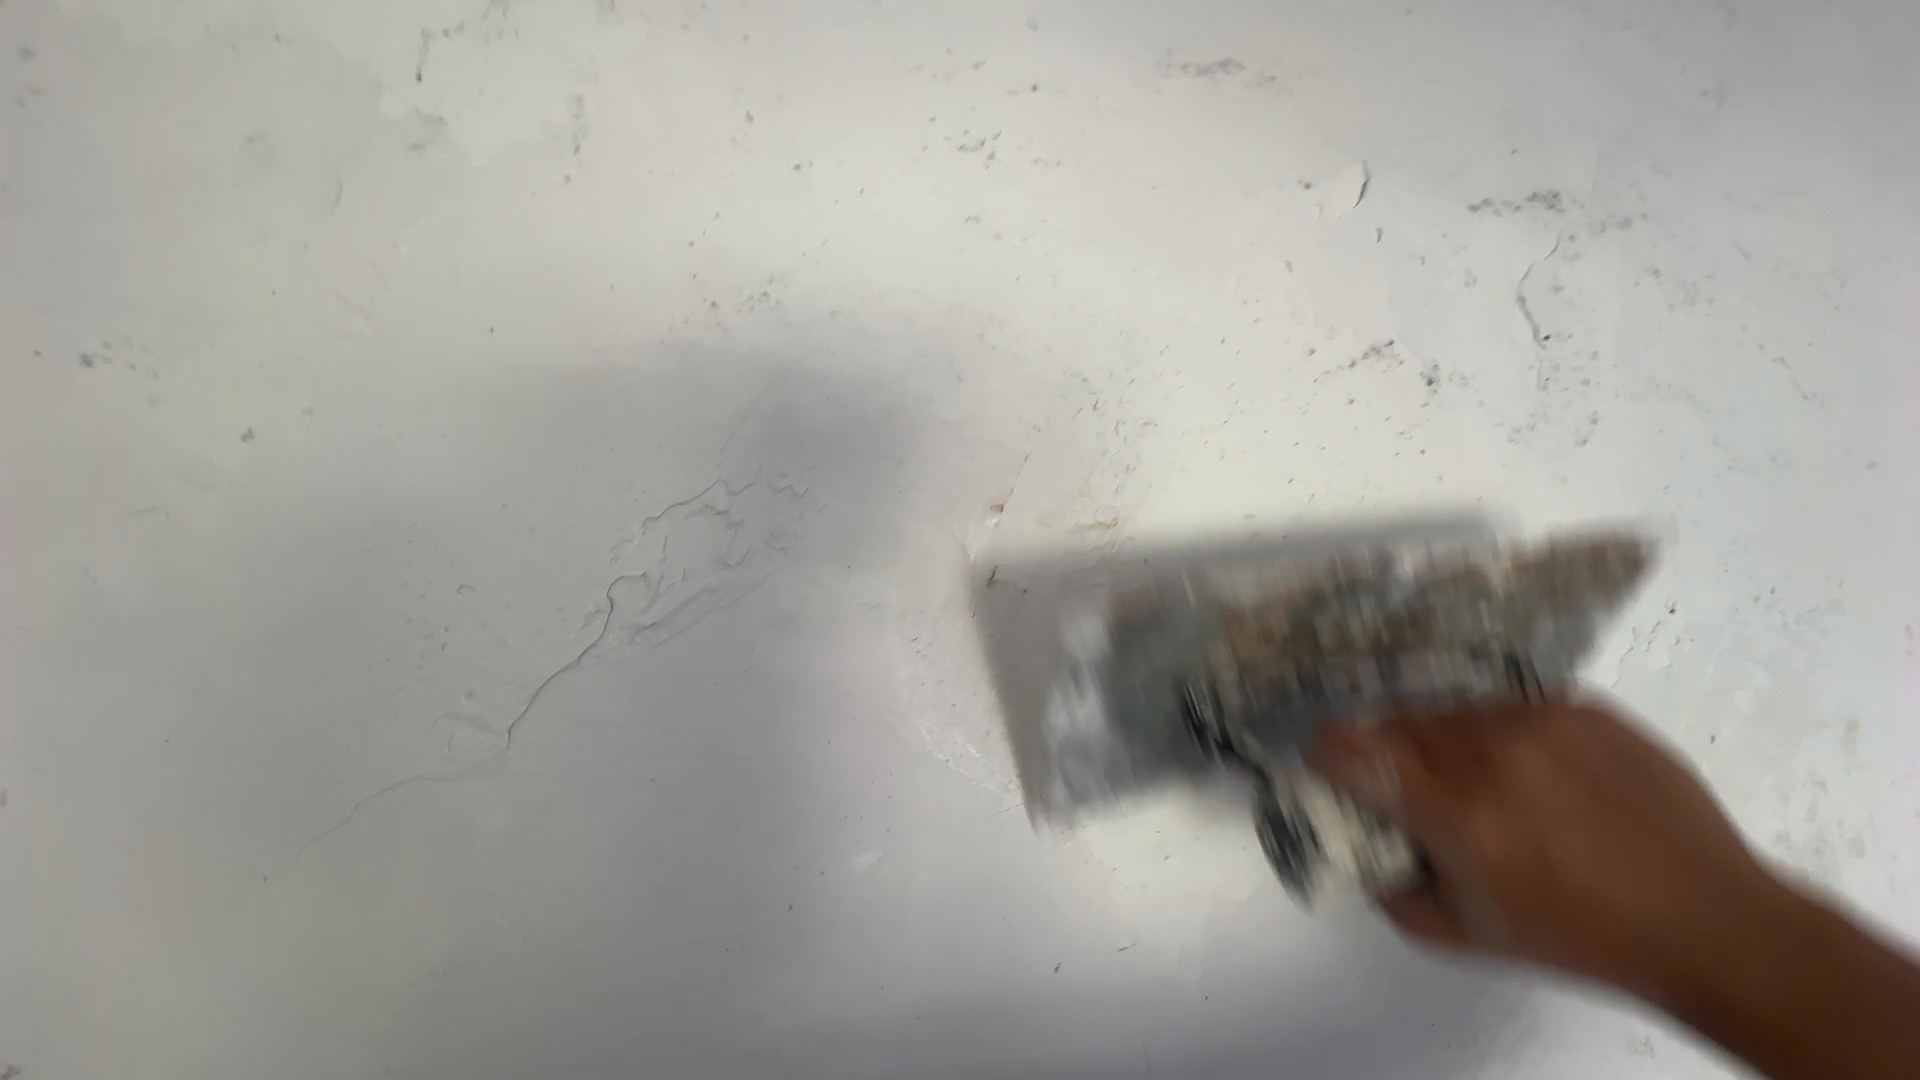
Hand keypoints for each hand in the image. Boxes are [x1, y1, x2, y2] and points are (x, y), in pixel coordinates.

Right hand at [1308, 701, 1777, 1002]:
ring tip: (1486, 784)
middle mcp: (1486, 750)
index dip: (1324, 753)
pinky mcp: (1578, 706)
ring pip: (1447, 710)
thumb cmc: (1577, 936)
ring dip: (1443, 743)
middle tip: (1417, 791)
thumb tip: (1357, 839)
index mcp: (1452, 810)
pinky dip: (1499, 735)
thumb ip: (1385, 885)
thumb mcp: (1458, 935)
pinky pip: (1504, 707)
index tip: (1331, 768)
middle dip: (1387, 753)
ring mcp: (1536, 720)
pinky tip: (1538, 775)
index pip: (1345, 745)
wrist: (1716, 924)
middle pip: (1392, 722)